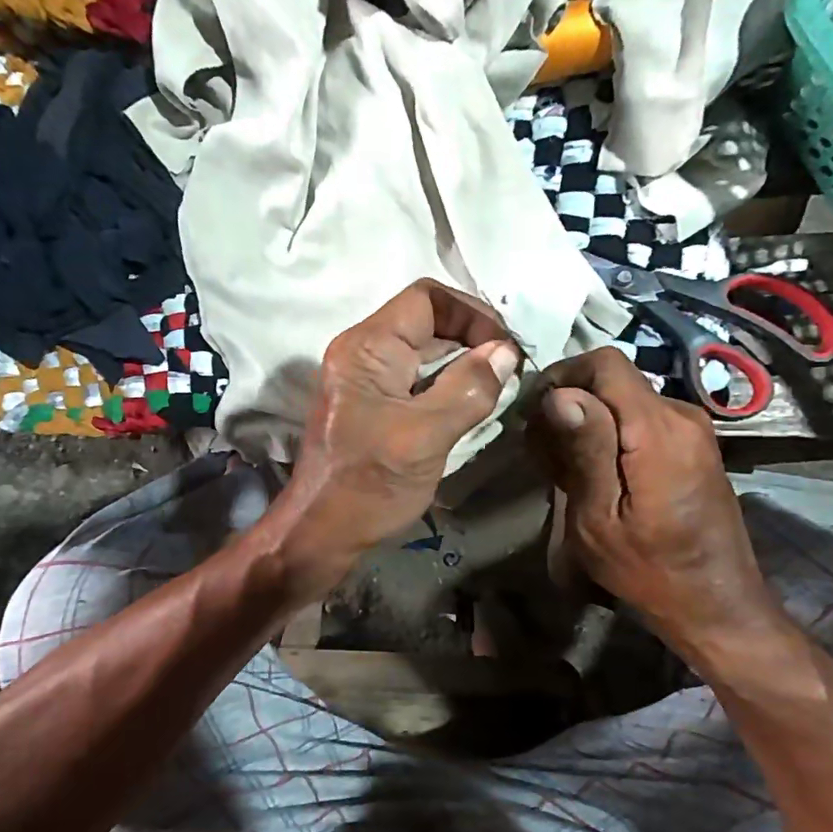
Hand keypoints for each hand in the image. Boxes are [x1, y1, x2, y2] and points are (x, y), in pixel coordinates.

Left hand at [277, 279, 518, 570]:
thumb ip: (467, 388)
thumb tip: (505, 351)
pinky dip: (446, 385)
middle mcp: (362, 353)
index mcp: (367, 348)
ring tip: (500, 385)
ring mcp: (365, 380)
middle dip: (472, 337)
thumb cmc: (370, 483)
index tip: (506, 346)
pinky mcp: (372, 405)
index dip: (472, 312)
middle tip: (511, 367)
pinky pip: (416, 380)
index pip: (426, 298)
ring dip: (462, 363)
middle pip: (426, 322)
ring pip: (423, 353)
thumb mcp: (426, 435)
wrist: (321, 533)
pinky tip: (473, 404)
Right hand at [527, 347, 773, 644]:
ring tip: (561, 470)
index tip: (532, 415)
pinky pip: (639, 418)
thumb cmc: (650, 570)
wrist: (715, 603)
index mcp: (659, 430)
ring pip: (622, 399)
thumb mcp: (599, 519)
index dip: (561, 376)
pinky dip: (607, 435)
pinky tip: (592, 474)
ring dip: (585, 424)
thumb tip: (559, 394)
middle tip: (541, 454)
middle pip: (611, 380)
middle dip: (568, 405)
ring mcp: (691, 428)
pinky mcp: (691, 443)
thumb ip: (585, 450)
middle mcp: (681, 415)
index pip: (605, 363)